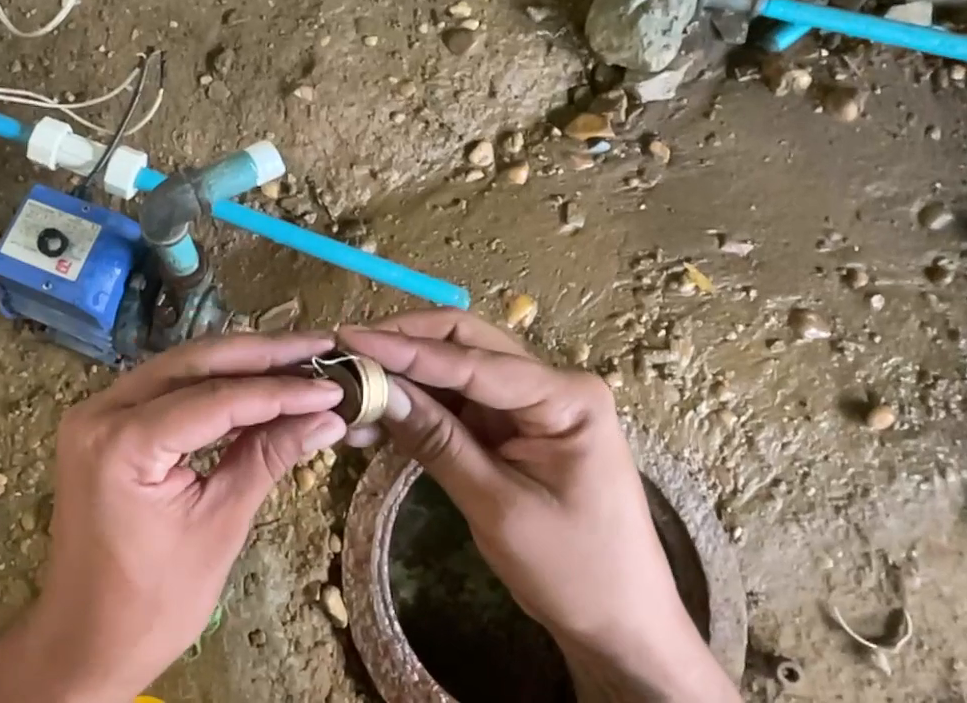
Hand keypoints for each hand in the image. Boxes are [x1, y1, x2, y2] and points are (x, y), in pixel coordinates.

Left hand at [0, 333, 347, 702]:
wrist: (86, 638)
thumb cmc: (152, 602)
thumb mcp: (218, 526)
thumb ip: (266, 458)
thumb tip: (328, 417)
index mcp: (122, 442)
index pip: (215, 399)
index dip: (280, 390)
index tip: (333, 385)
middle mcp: (101, 410)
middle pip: (194, 363)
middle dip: (261, 354)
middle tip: (319, 347)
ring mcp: (96, 411)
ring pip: (179, 367)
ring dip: (239, 362)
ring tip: (297, 358)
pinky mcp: (103, 421)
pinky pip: (165, 388)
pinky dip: (211, 384)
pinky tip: (253, 382)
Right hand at [339, 311, 736, 702]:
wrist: (620, 627)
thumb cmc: (575, 570)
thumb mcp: (499, 507)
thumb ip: (438, 442)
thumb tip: (379, 390)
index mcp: (565, 396)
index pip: (472, 359)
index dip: (405, 348)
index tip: (349, 339)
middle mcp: (548, 385)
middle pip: (463, 343)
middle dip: (402, 345)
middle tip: (345, 351)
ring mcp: (527, 404)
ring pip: (451, 368)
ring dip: (402, 376)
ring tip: (349, 388)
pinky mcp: (508, 426)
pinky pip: (453, 402)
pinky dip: (414, 407)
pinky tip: (373, 419)